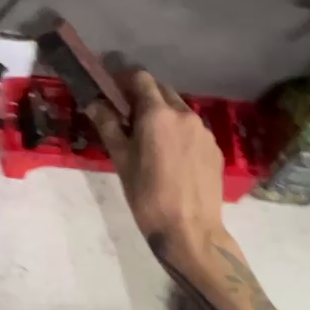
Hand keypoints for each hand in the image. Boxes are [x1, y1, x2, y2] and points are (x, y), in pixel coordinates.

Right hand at [86, 68, 230, 255]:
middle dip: (144, 97)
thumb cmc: (147, 195)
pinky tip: (171, 157)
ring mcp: (204, 131)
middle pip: (162, 91)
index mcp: (158, 114)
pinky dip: (179, 132)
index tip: (112, 90)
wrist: (190, 230)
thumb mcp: (121, 160)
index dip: (124, 79)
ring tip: (150, 140)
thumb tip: (94, 103)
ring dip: (163, 114)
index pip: (141, 78)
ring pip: (179, 110)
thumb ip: (108, 126)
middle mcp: (184, 114)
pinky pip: (193, 130)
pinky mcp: (215, 148)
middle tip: (127, 117)